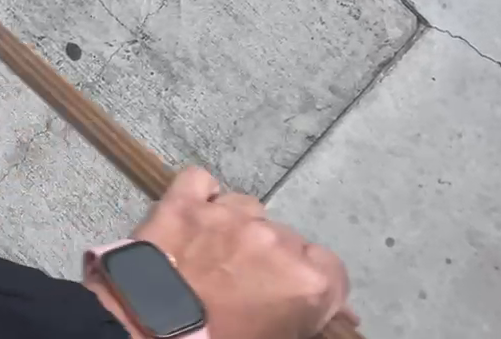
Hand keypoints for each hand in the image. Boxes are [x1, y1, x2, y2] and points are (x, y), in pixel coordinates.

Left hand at [88, 167, 354, 338]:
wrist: (159, 326)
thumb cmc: (227, 338)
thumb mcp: (284, 336)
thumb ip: (313, 313)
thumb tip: (341, 309)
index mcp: (308, 280)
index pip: (330, 267)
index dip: (313, 278)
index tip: (294, 288)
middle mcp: (272, 240)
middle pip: (286, 236)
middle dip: (272, 254)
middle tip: (250, 274)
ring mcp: (225, 215)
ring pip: (246, 206)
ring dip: (239, 222)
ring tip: (219, 245)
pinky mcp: (183, 200)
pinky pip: (198, 178)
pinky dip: (201, 190)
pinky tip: (198, 208)